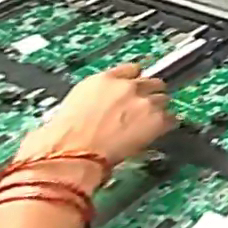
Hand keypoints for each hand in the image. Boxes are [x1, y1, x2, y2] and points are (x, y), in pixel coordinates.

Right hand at [11, 62, 174, 178]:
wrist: (65, 158)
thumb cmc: (56, 142)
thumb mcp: (67, 108)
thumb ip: (91, 99)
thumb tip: (96, 104)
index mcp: (101, 81)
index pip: (132, 69)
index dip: (134, 81)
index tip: (135, 88)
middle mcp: (127, 86)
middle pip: (153, 83)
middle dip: (148, 96)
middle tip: (139, 112)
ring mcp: (145, 102)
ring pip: (164, 100)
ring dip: (156, 111)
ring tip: (142, 127)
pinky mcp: (157, 119)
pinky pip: (171, 119)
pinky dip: (164, 127)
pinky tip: (152, 136)